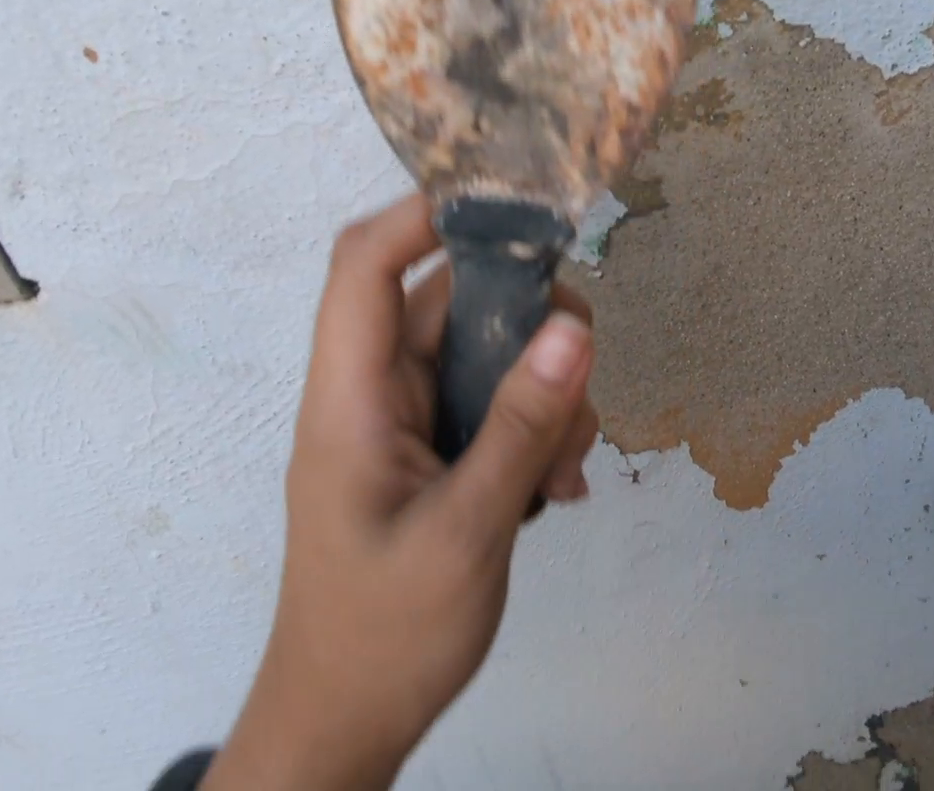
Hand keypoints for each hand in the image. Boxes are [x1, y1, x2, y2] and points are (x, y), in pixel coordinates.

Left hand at [203, 195, 599, 790]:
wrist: (350, 723)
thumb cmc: (386, 633)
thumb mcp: (467, 530)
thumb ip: (522, 426)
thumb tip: (575, 328)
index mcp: (351, 399)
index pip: (366, 267)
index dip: (424, 216)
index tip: (513, 209)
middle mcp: (378, 394)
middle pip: (452, 306)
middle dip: (525, 322)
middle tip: (583, 362)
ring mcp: (412, 424)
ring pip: (489, 357)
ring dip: (543, 391)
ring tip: (566, 461)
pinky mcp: (441, 454)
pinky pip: (499, 407)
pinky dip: (539, 431)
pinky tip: (558, 491)